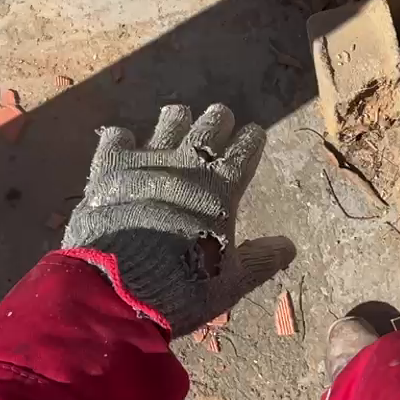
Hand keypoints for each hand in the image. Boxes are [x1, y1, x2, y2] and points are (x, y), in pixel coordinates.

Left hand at [64, 103, 292, 334]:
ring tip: (178, 114)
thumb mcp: (232, 280)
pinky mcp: (110, 168)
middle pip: (209, 127)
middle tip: (220, 115)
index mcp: (222, 187)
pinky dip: (121, 139)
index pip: (245, 150)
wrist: (120, 284)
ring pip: (168, 124)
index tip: (254, 134)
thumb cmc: (185, 284)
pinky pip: (116, 139)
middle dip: (218, 120)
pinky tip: (121, 140)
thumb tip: (289, 246)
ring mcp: (148, 161)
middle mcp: (189, 164)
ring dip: (176, 119)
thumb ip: (261, 259)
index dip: (252, 140)